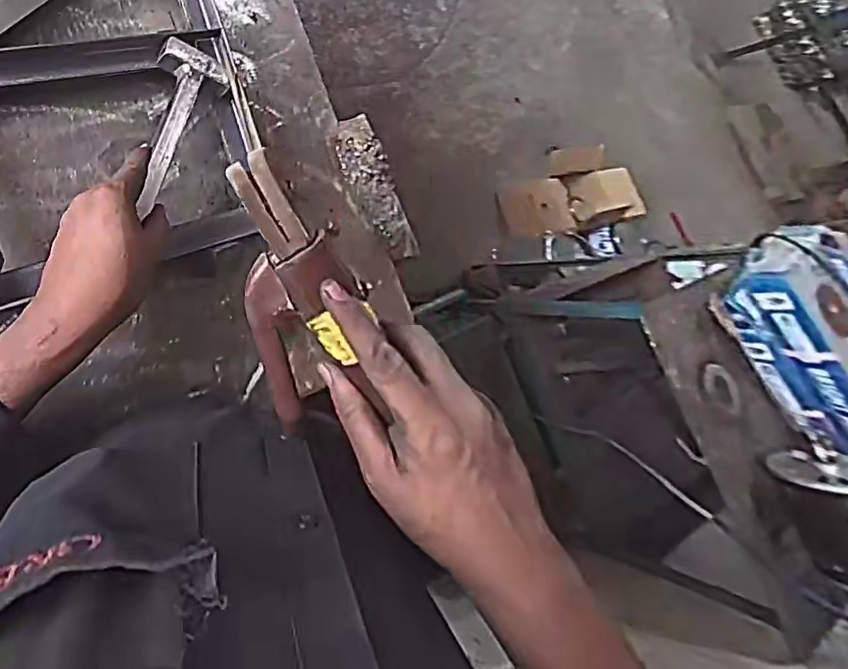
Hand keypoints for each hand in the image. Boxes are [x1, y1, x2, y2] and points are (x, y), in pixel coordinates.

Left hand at [0, 146, 169, 411]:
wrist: (70, 314)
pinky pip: (88, 230)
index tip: (147, 153)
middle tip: (147, 235)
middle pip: (117, 194)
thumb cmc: (110, 285)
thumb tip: (157, 215)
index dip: (144, 161)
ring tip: (127, 260)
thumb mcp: (152, 252)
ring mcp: (70, 219)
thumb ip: (159, 225)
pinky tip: (108, 267)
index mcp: (110, 196)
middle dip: (132, 209)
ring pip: (102, 214)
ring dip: (115, 228)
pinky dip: (100, 241)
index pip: (132, 169)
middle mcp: (86, 201)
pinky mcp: (62, 238)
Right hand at [317, 280, 640, 668]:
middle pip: (414, 337)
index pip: (381, 355)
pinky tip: (412, 403)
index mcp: (427, 421)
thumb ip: (355, 420)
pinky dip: (423, 373)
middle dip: (380, 324)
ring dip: (401, 349)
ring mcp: (479, 403)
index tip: (333, 291)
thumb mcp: (383, 480)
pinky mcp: (490, 411)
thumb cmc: (441, 524)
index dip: (352, 319)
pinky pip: (448, 375)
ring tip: (377, 368)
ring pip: (434, 353)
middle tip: (353, 329)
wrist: (515, 557)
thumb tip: (332, 374)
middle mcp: (458, 401)